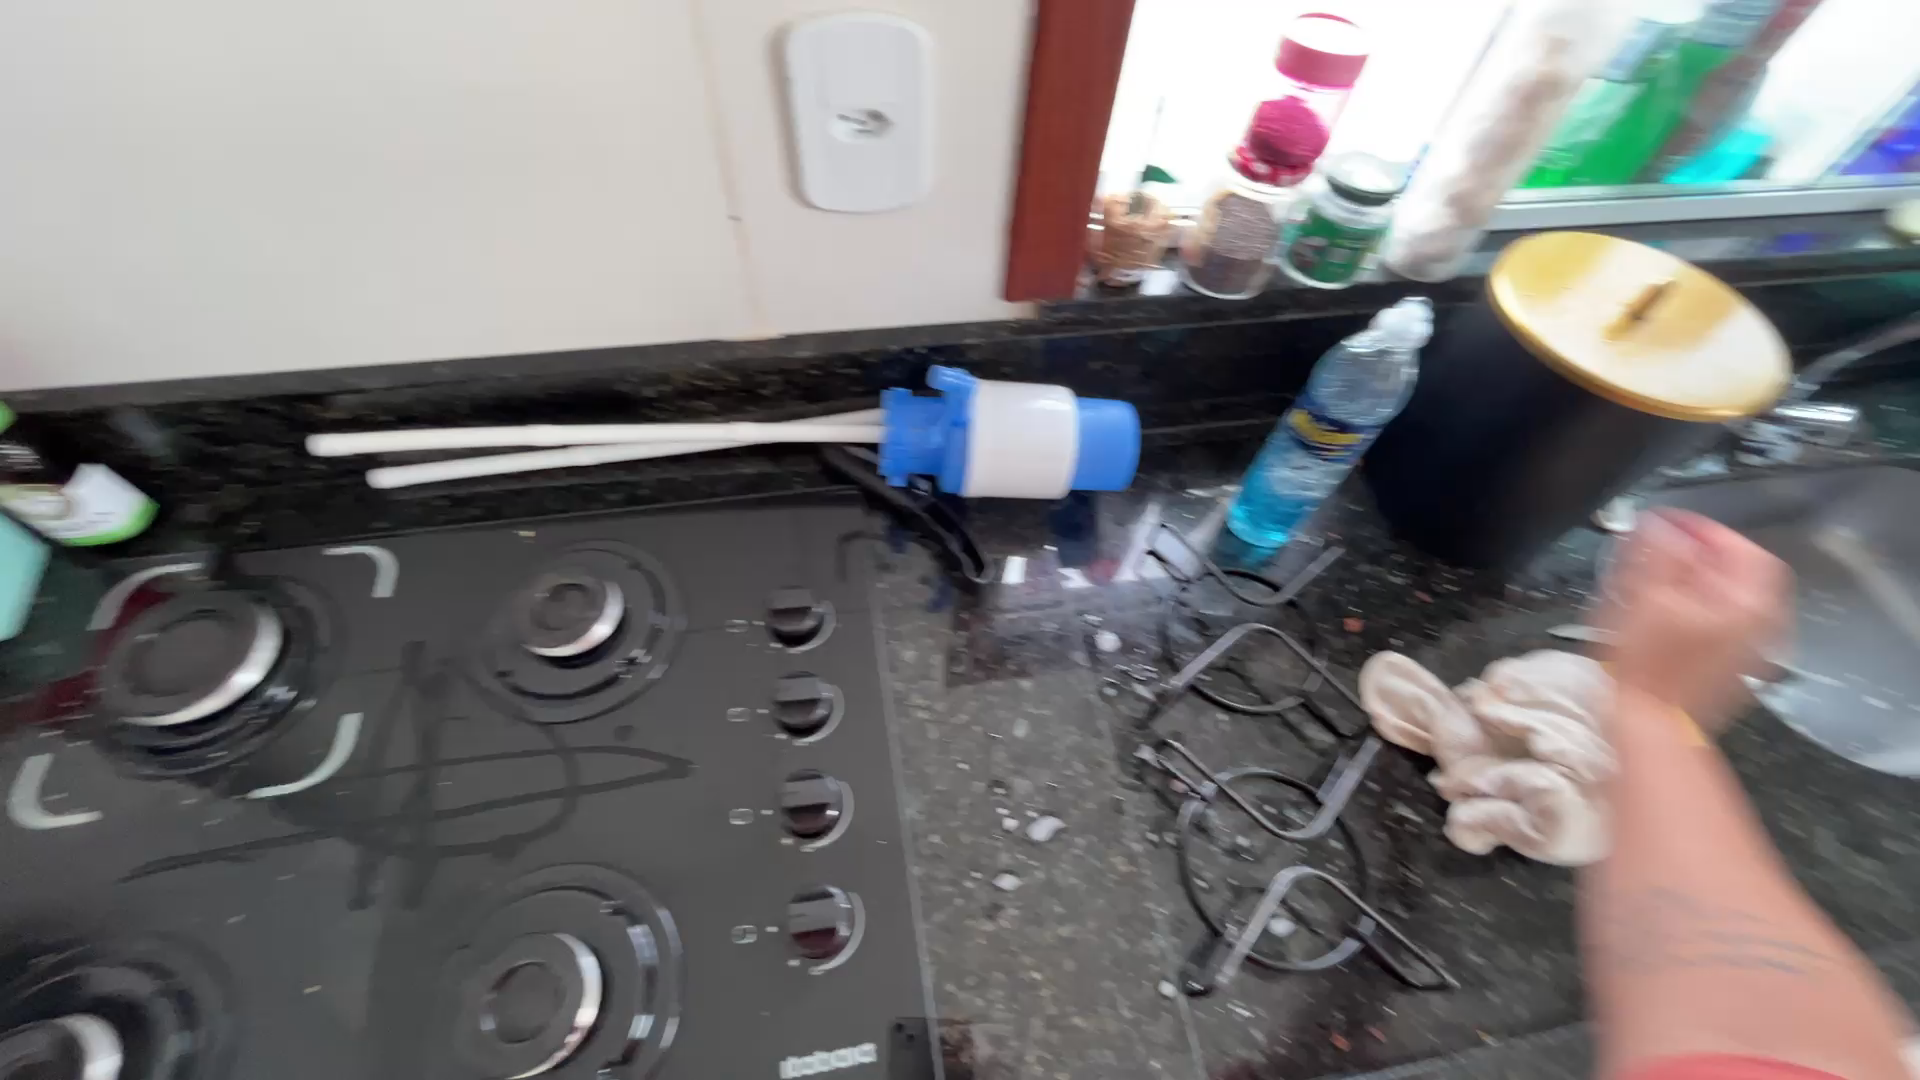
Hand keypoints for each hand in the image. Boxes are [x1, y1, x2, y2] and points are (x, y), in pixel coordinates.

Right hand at [1597, 509, 1791, 730]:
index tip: (1667, 522)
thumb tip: (1659, 526)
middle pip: (1739, 573)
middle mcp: (1760, 623)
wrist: (1651, 720)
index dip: (1704, 531)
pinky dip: (1697, 604)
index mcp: (1746, 603)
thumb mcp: (1642, 600)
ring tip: (1655, 576)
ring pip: (1729, 597)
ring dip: (1697, 579)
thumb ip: (1655, 557)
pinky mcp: (1731, 661)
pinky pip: (1722, 619)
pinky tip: (1663, 610)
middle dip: (1700, 554)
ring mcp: (1749, 645)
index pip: (1741, 551)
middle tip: (1660, 546)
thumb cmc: (1645, 663)